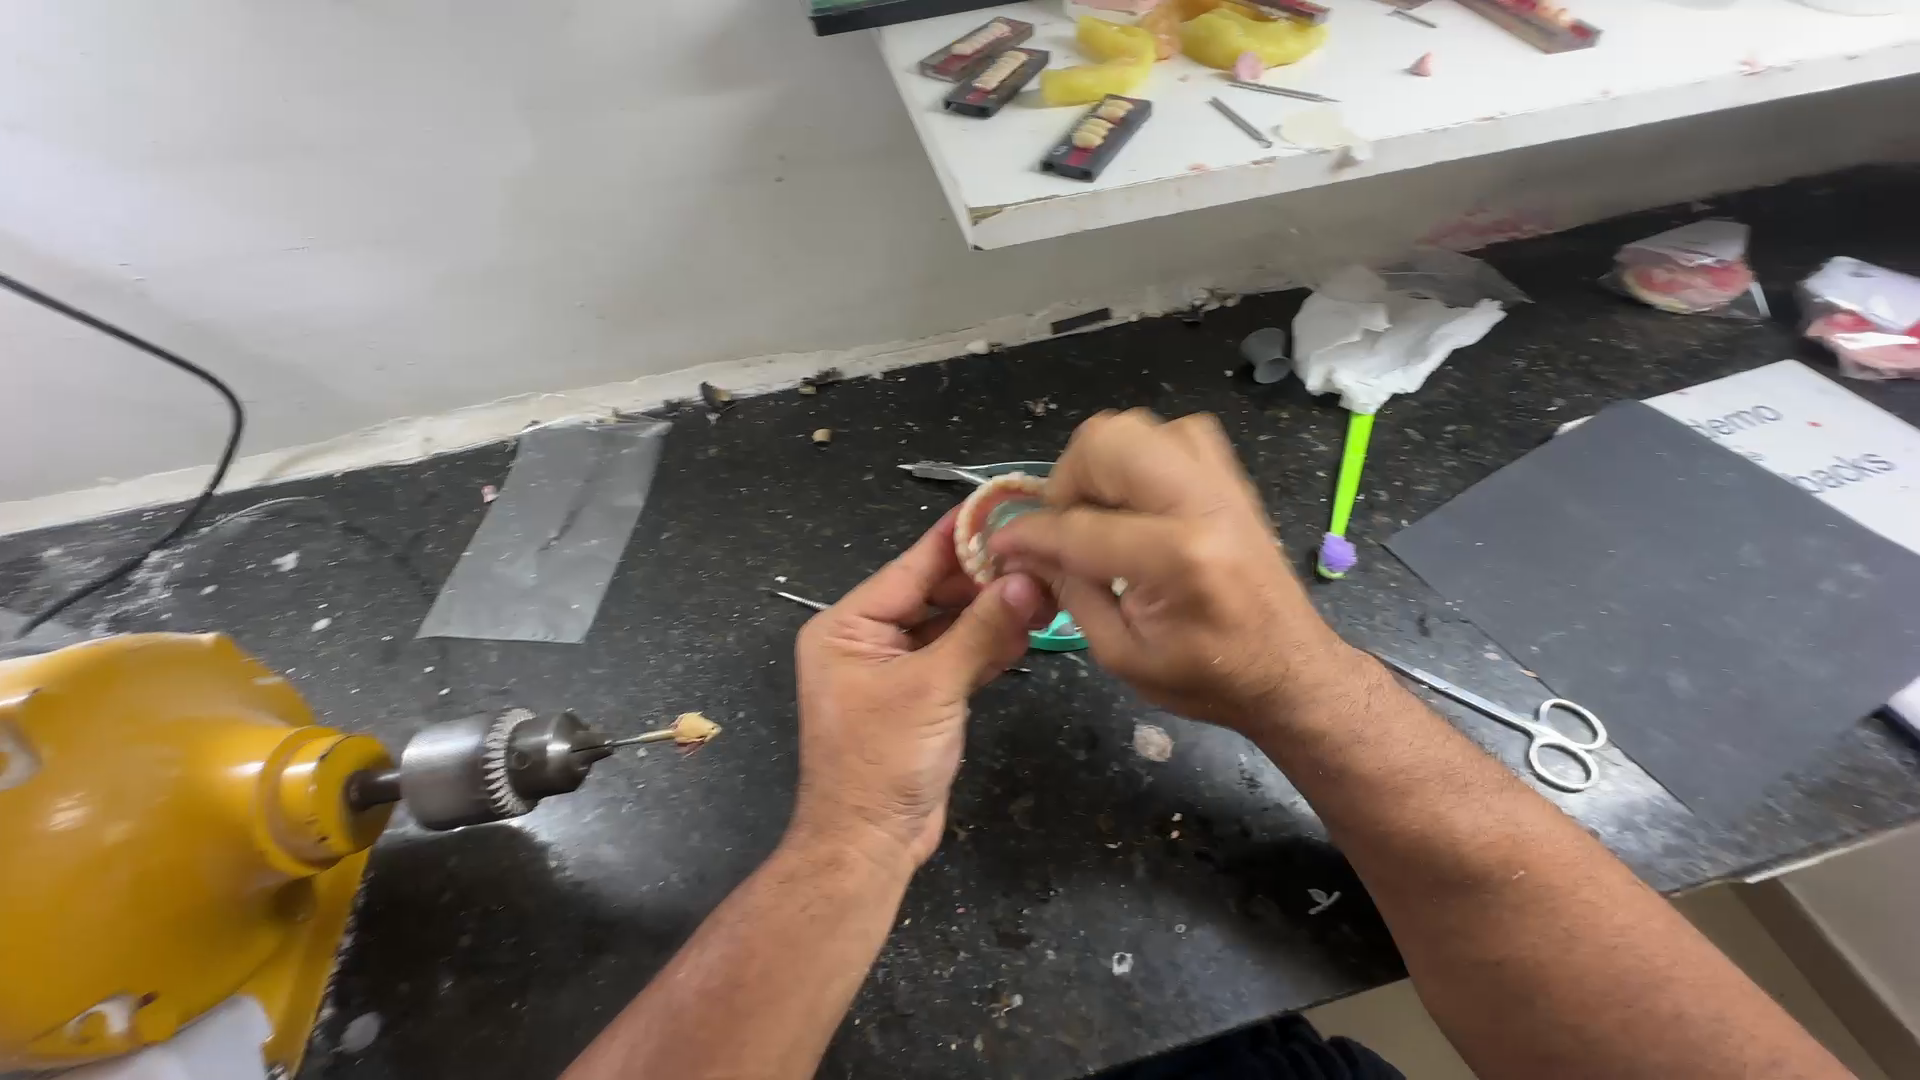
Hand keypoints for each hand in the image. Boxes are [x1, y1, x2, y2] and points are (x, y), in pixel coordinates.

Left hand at [790, 511, 1050, 871]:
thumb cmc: (883, 761)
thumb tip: (1027, 581)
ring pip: (948, 625)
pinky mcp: (918, 695)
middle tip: (1037, 560)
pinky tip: (1023, 634)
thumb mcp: (932, 688)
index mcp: (847, 626)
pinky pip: (954, 656)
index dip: (956, 538)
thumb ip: (980, 630)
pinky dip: (986, 647)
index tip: (998, 508)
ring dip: (990, 615)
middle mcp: (865, 639)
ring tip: (1041, 593)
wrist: (869, 844)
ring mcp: (892, 668)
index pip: (910, 567)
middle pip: (932, 594)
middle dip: (983, 582)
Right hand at [991, 409, 1353, 734]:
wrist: (1291, 671)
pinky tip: (1135, 498)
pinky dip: (1140, 456)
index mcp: (1177, 559)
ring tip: (1098, 512)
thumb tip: (1022, 550)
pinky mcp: (1231, 479)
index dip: (1026, 535)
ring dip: (1101, 465)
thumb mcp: (1121, 654)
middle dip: (1066, 481)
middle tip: (1062, 525)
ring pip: (1137, 427)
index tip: (998, 543)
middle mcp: (1202, 504)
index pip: (1077, 527)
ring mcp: (1222, 484)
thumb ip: (1068, 592)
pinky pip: (1173, 433)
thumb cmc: (1207, 678)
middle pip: (1107, 442)